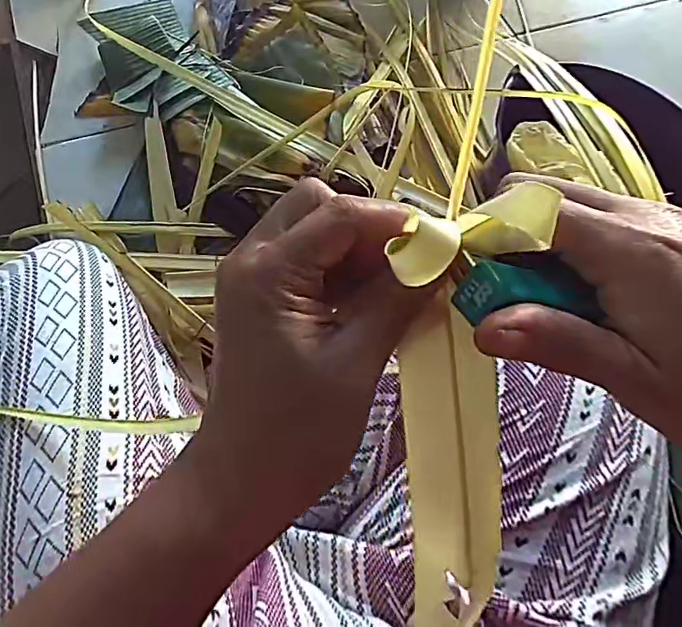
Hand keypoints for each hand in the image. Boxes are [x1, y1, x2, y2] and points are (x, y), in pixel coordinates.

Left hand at [177, 178, 429, 542]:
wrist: (240, 477)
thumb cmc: (296, 433)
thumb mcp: (356, 364)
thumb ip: (394, 300)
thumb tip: (437, 257)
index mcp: (267, 270)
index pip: (336, 213)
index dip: (393, 219)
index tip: (441, 241)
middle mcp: (250, 256)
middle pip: (314, 204)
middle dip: (367, 225)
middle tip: (410, 265)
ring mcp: (249, 272)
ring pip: (309, 225)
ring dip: (354, 246)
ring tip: (395, 285)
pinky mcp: (257, 290)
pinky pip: (302, 254)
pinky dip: (337, 266)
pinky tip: (368, 297)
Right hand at [472, 175, 681, 482]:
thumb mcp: (640, 384)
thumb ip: (557, 343)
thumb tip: (481, 327)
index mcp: (633, 249)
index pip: (527, 207)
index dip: (484, 232)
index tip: (465, 275)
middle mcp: (646, 217)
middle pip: (540, 190)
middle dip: (503, 231)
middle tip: (500, 290)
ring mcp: (665, 220)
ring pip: (567, 199)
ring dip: (535, 236)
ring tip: (543, 298)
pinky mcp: (677, 233)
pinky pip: (598, 216)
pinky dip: (567, 241)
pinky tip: (584, 292)